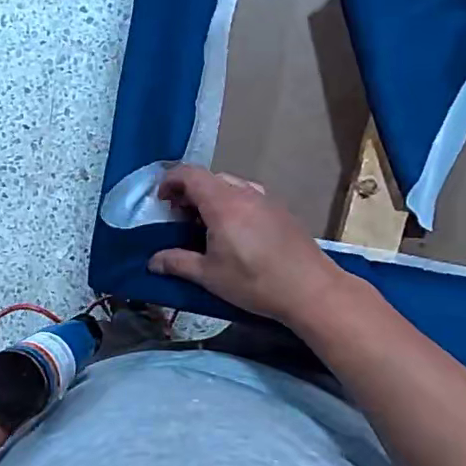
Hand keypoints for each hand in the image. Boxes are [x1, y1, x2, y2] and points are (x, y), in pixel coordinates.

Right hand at [147, 164, 351, 327]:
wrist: (312, 291)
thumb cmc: (255, 282)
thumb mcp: (209, 276)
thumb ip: (177, 263)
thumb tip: (153, 261)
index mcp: (223, 203)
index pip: (189, 174)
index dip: (169, 182)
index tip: (162, 202)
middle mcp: (244, 193)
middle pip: (208, 178)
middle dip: (188, 192)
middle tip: (180, 217)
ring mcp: (266, 199)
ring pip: (229, 185)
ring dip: (210, 197)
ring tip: (206, 225)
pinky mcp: (281, 210)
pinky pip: (248, 195)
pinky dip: (231, 204)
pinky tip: (235, 232)